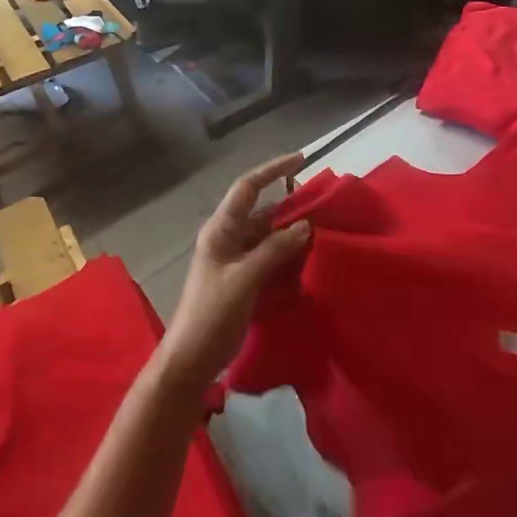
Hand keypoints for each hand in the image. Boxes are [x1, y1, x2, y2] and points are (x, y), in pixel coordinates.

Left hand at [159, 154, 310, 384]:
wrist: (192, 358)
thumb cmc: (212, 313)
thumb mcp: (244, 279)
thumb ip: (274, 250)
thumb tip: (304, 226)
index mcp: (220, 229)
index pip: (248, 188)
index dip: (272, 170)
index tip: (301, 158)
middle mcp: (228, 237)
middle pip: (262, 210)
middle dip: (290, 203)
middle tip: (323, 202)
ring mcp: (235, 258)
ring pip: (268, 234)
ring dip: (291, 230)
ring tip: (324, 227)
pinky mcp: (243, 278)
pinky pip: (269, 256)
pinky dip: (288, 253)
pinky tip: (309, 256)